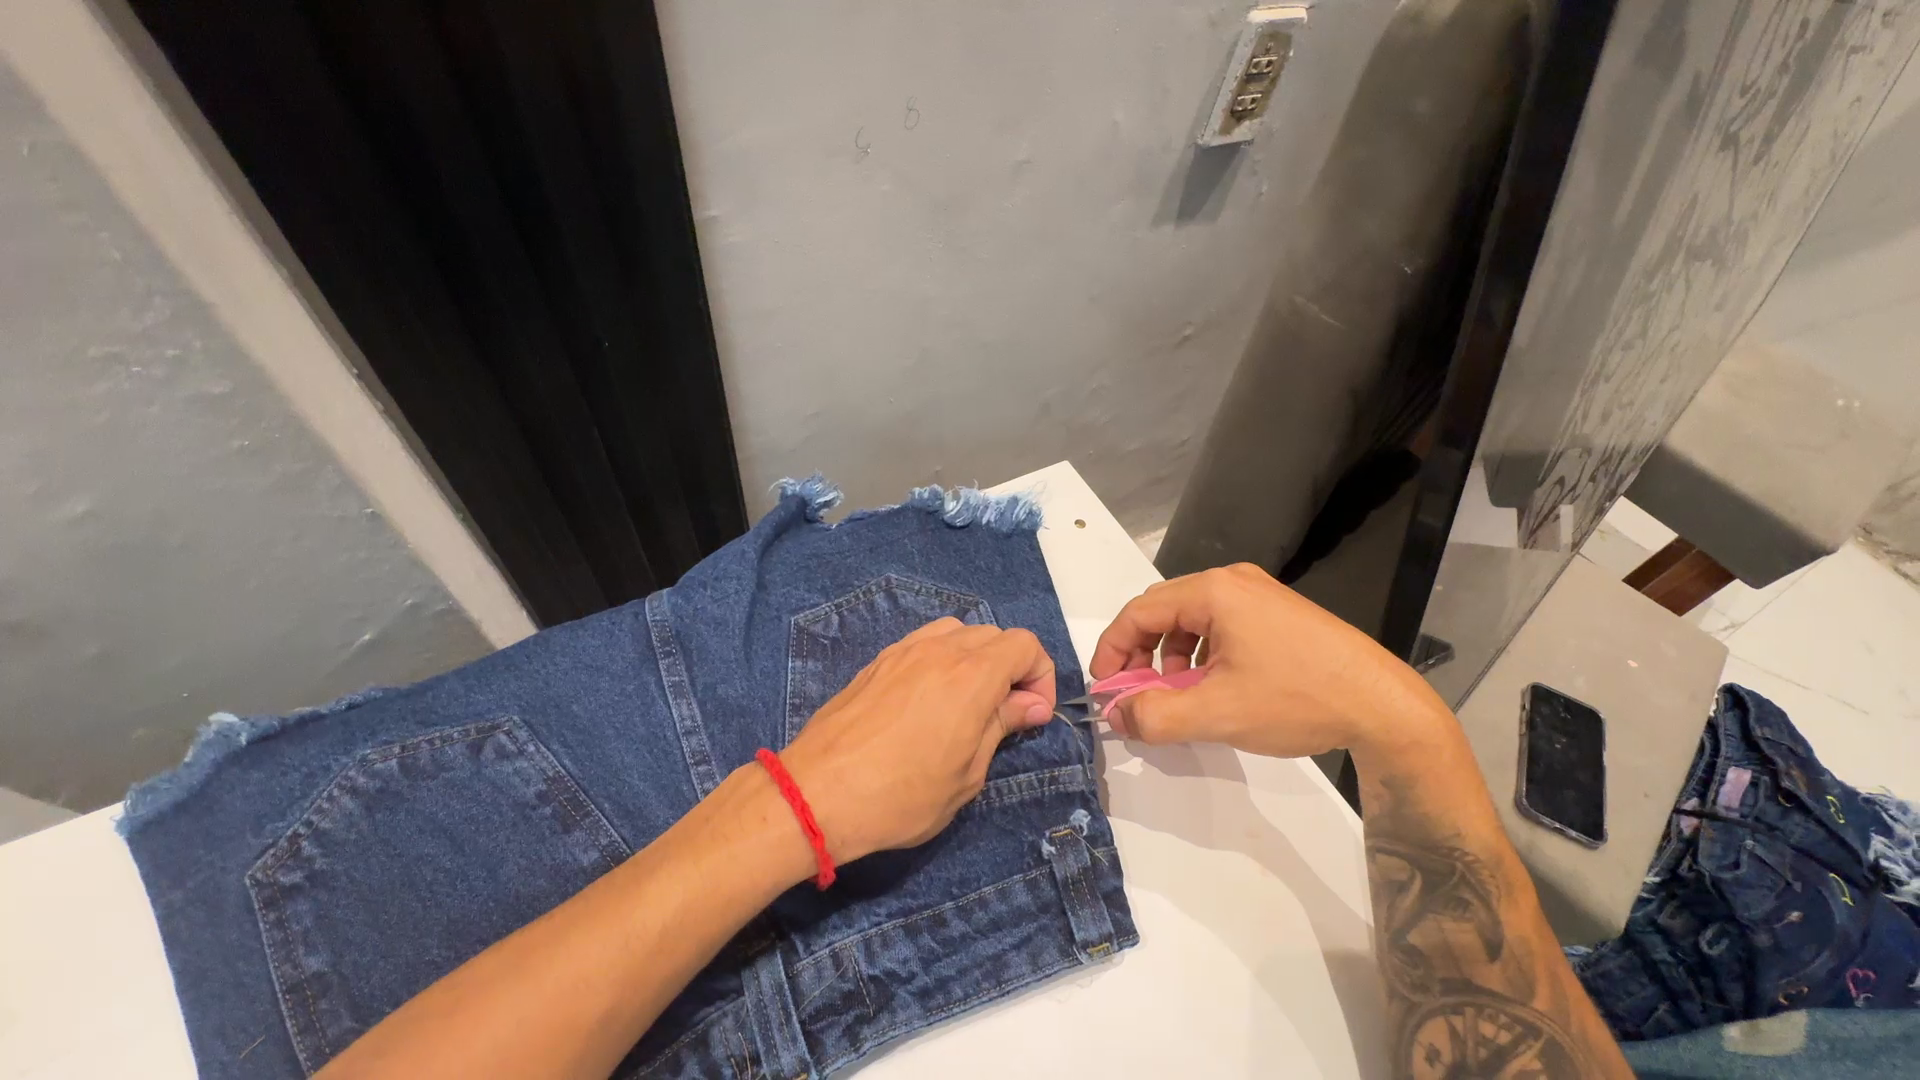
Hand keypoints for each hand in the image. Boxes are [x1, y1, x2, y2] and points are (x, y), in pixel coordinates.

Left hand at [779, 618, 1055, 863]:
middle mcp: (940, 650)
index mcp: (971, 675)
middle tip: (1005, 714)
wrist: (816, 795)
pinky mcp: (877, 662)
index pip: (1024, 645)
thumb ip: (1001, 727)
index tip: (1032, 715)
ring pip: (957, 631)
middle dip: (1011, 667)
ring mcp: (903, 651)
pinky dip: (941, 658)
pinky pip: (923, 643)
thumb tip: (1030, 703)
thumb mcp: (967, 774)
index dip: (1040, 676)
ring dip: (975, 658)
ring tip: (967, 702)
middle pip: (994, 635)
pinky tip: (930, 699)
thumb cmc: (901, 797)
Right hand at [1090, 563, 1448, 759]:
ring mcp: (1259, 594)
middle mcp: (1233, 582)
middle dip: (1139, 654)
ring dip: (1169, 656)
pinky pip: (1219, 625)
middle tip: (1133, 694)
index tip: (1105, 688)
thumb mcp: (1217, 714)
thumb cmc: (1297, 700)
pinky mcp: (1277, 613)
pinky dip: (1200, 654)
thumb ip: (1154, 715)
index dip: (1112, 650)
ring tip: (1176, 696)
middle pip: (1162, 610)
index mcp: (1214, 592)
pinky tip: (1212, 686)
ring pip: (1190, 619)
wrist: (1384, 706)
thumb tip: (1118, 715)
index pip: (1139, 612)